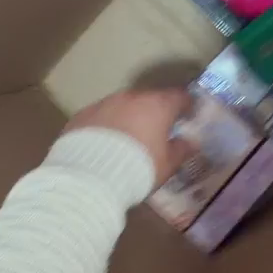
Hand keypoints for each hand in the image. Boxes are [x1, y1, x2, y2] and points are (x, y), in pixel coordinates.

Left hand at [66, 89, 194, 186]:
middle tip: (157, 129)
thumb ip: (181, 150)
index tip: (188, 114)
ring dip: (129, 116)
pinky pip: (101, 116)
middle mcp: (131, 98)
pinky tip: (105, 142)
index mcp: (157, 106)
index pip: (179, 96)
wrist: (89, 176)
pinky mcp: (82, 114)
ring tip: (128, 137)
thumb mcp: (167, 165)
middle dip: (155, 111)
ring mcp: (104, 103)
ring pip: (123, 105)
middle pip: (149, 98)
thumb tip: (190, 142)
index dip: (186, 104)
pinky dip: (107, 124)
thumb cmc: (138, 168)